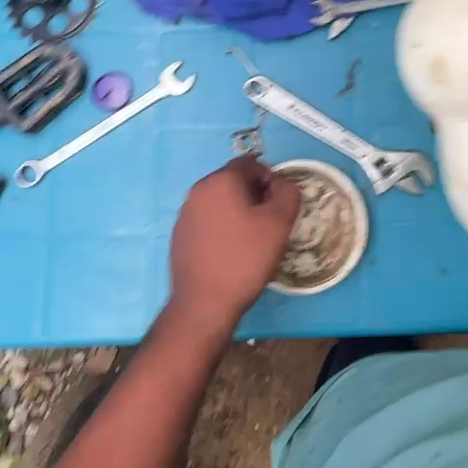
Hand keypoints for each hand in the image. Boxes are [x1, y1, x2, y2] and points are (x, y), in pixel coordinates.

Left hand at [167, 156, 301, 331]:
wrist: (204, 303)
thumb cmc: (245, 259)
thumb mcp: (279, 223)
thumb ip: (287, 193)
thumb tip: (280, 184)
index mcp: (220, 181)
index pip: (250, 164)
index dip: (270, 180)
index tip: (279, 207)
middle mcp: (198, 191)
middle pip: (234, 181)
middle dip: (254, 196)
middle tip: (268, 224)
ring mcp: (185, 214)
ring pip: (220, 202)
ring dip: (238, 212)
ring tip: (251, 241)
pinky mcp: (180, 236)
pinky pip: (207, 221)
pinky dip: (222, 228)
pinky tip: (230, 253)